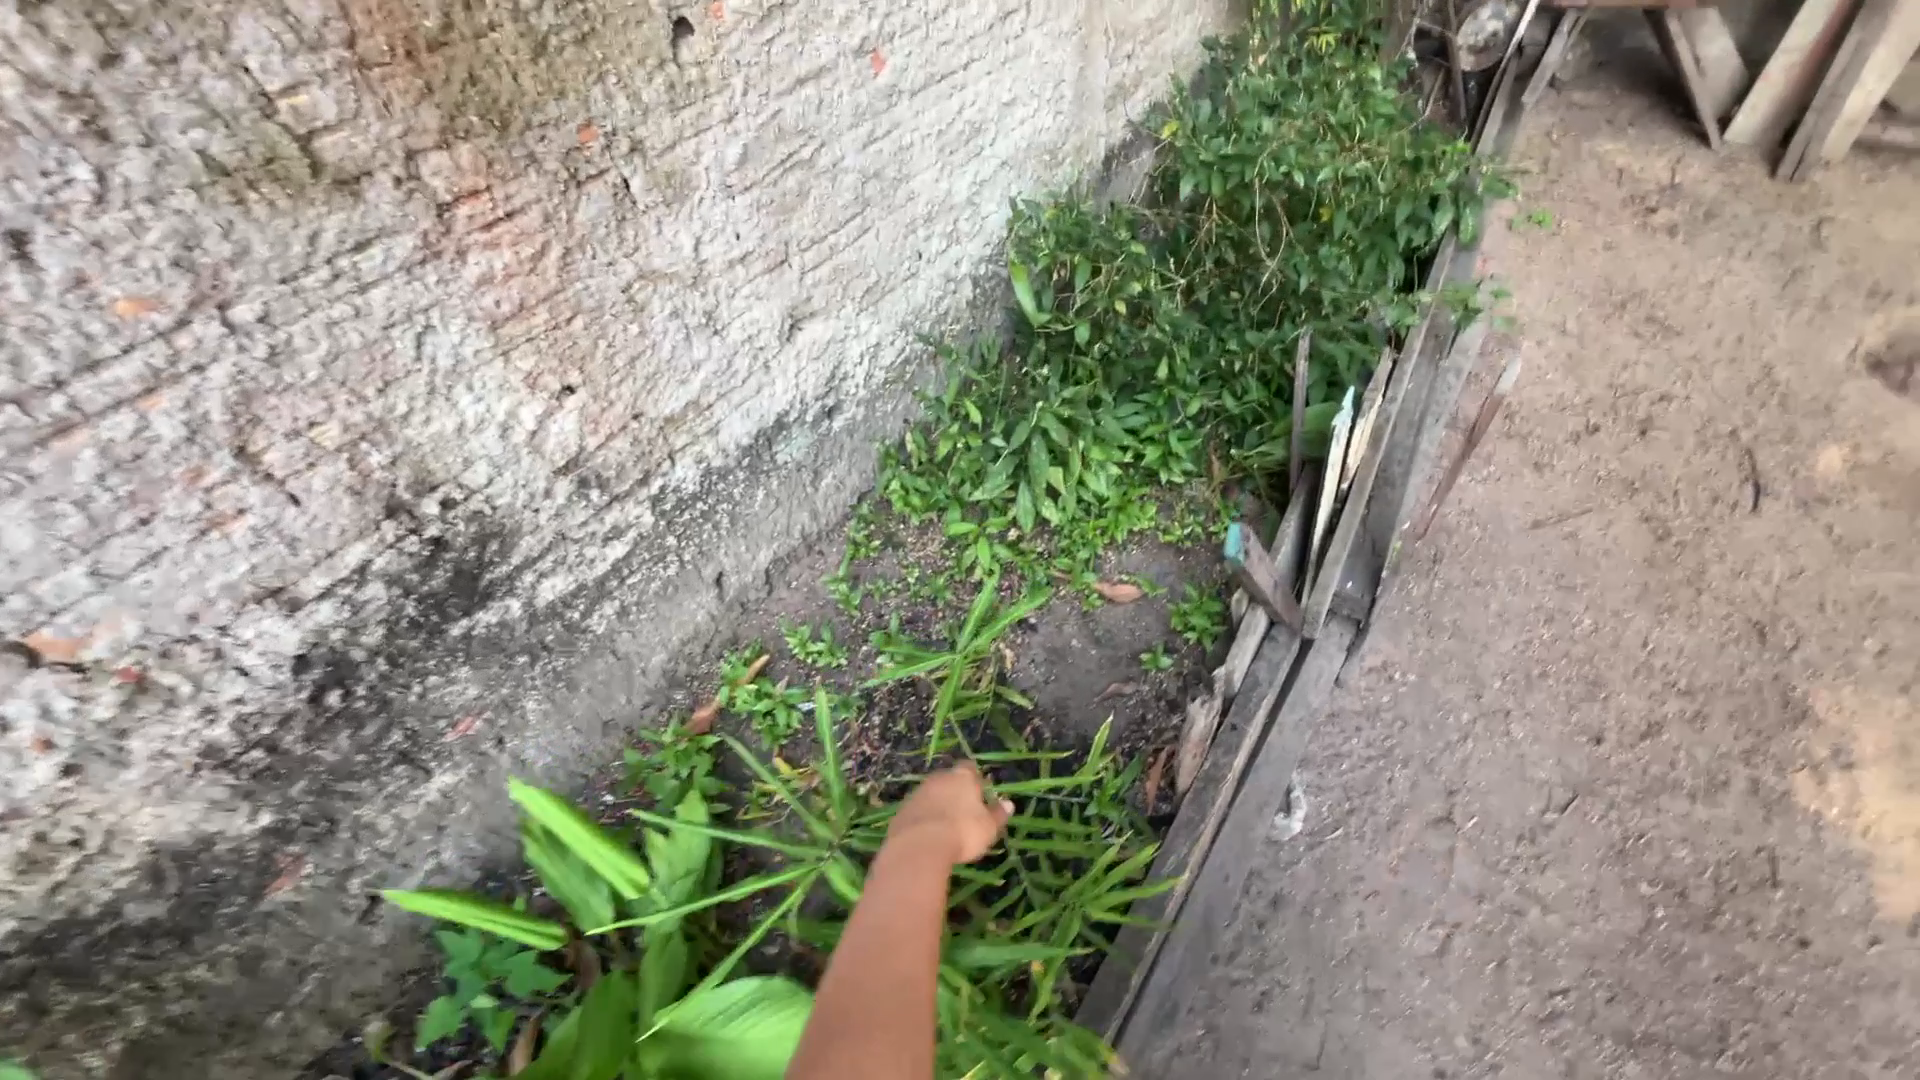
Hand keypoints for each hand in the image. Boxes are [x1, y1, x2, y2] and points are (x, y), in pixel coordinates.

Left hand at [887, 762, 1013, 865]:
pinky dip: (924, 818)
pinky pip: (918, 810)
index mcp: (962, 777)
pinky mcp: (902, 810)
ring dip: (938, 804)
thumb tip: (1009, 803)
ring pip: (931, 794)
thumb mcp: (988, 827)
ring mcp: (918, 793)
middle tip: (964, 810)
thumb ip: (998, 814)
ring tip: (946, 825)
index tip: (980, 791)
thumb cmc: (962, 832)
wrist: (919, 845)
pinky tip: (929, 835)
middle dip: (955, 791)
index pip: (969, 768)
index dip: (975, 778)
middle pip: (949, 779)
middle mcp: (939, 778)